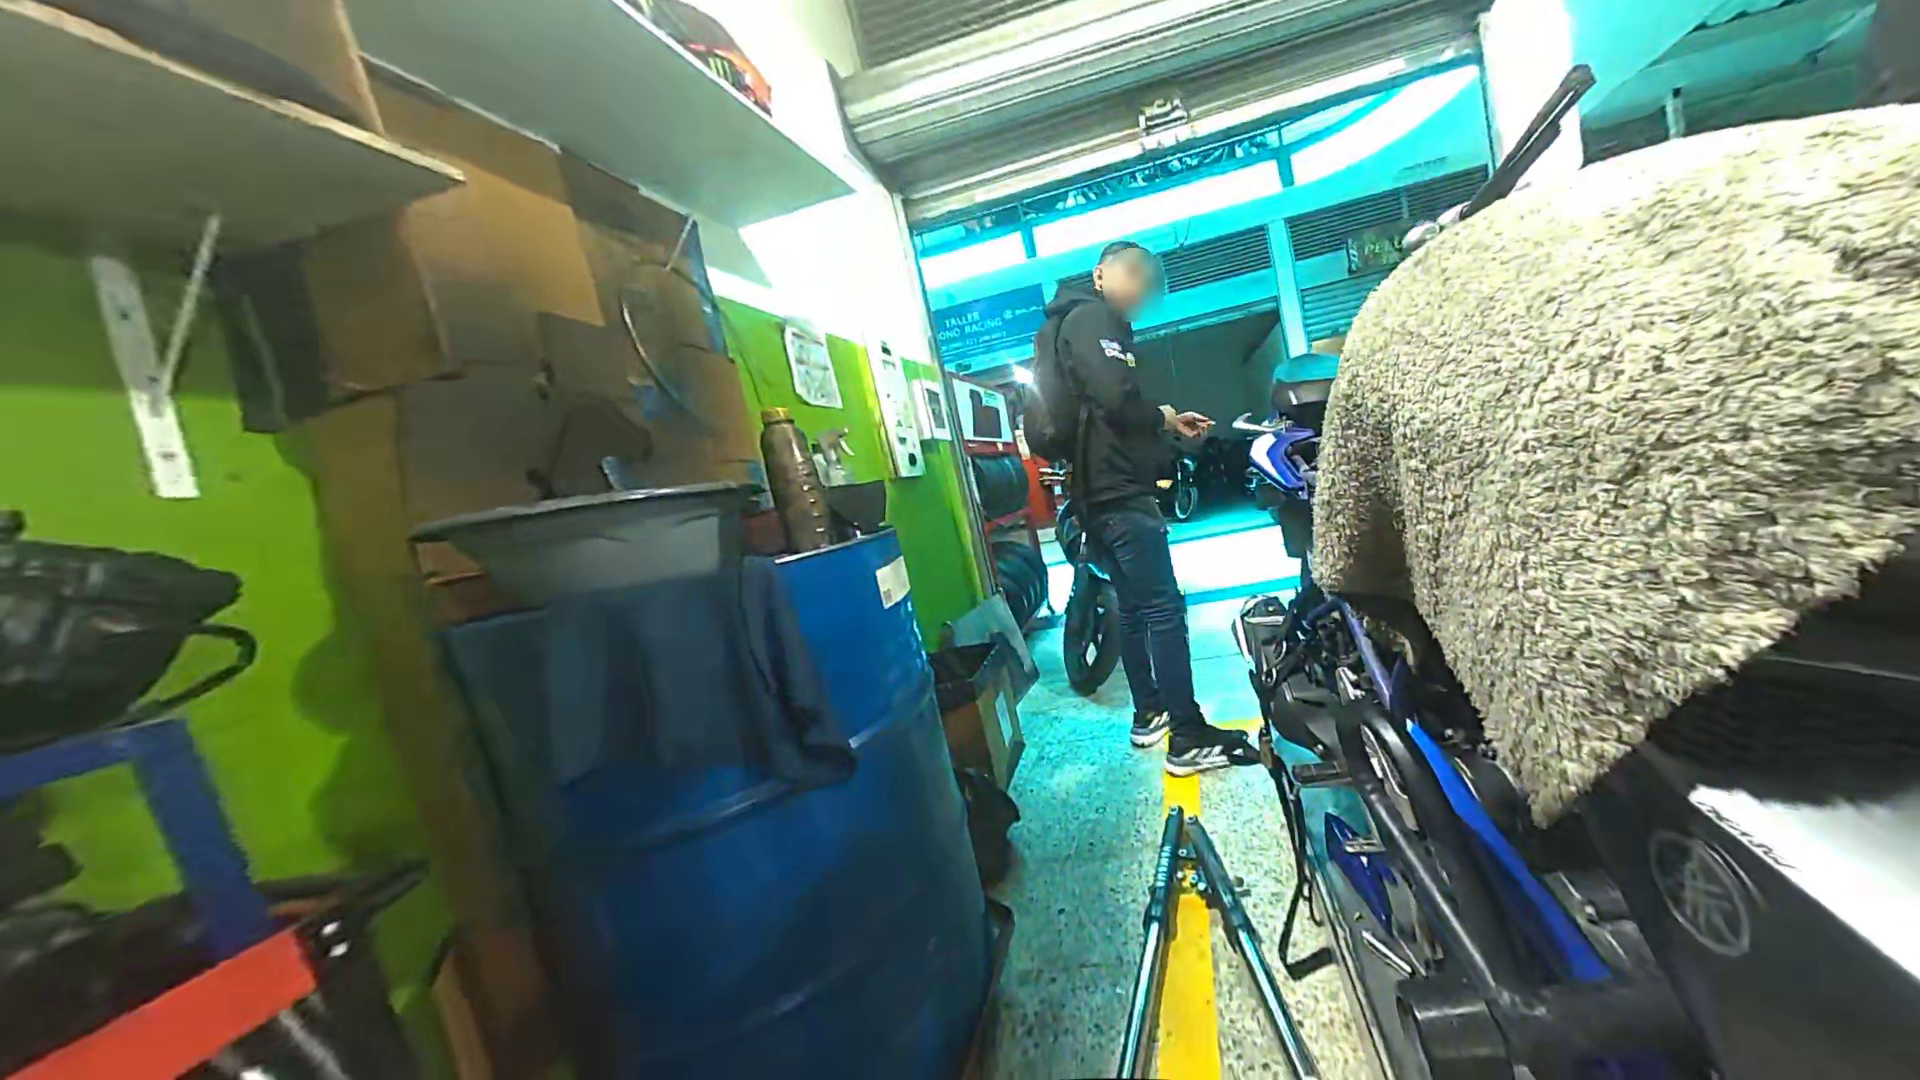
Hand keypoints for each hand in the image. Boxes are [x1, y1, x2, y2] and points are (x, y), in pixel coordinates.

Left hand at [1170, 411, 1212, 438]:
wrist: (1176, 421)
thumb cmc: (1184, 417)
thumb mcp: (1193, 415)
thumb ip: (1200, 418)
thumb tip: (1208, 420)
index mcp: (1198, 423)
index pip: (1206, 424)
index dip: (1210, 424)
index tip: (1212, 422)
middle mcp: (1197, 428)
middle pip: (1206, 430)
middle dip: (1208, 428)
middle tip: (1207, 424)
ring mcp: (1194, 432)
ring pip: (1203, 434)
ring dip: (1205, 431)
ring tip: (1204, 426)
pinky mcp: (1191, 436)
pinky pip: (1198, 436)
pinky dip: (1200, 433)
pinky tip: (1199, 430)